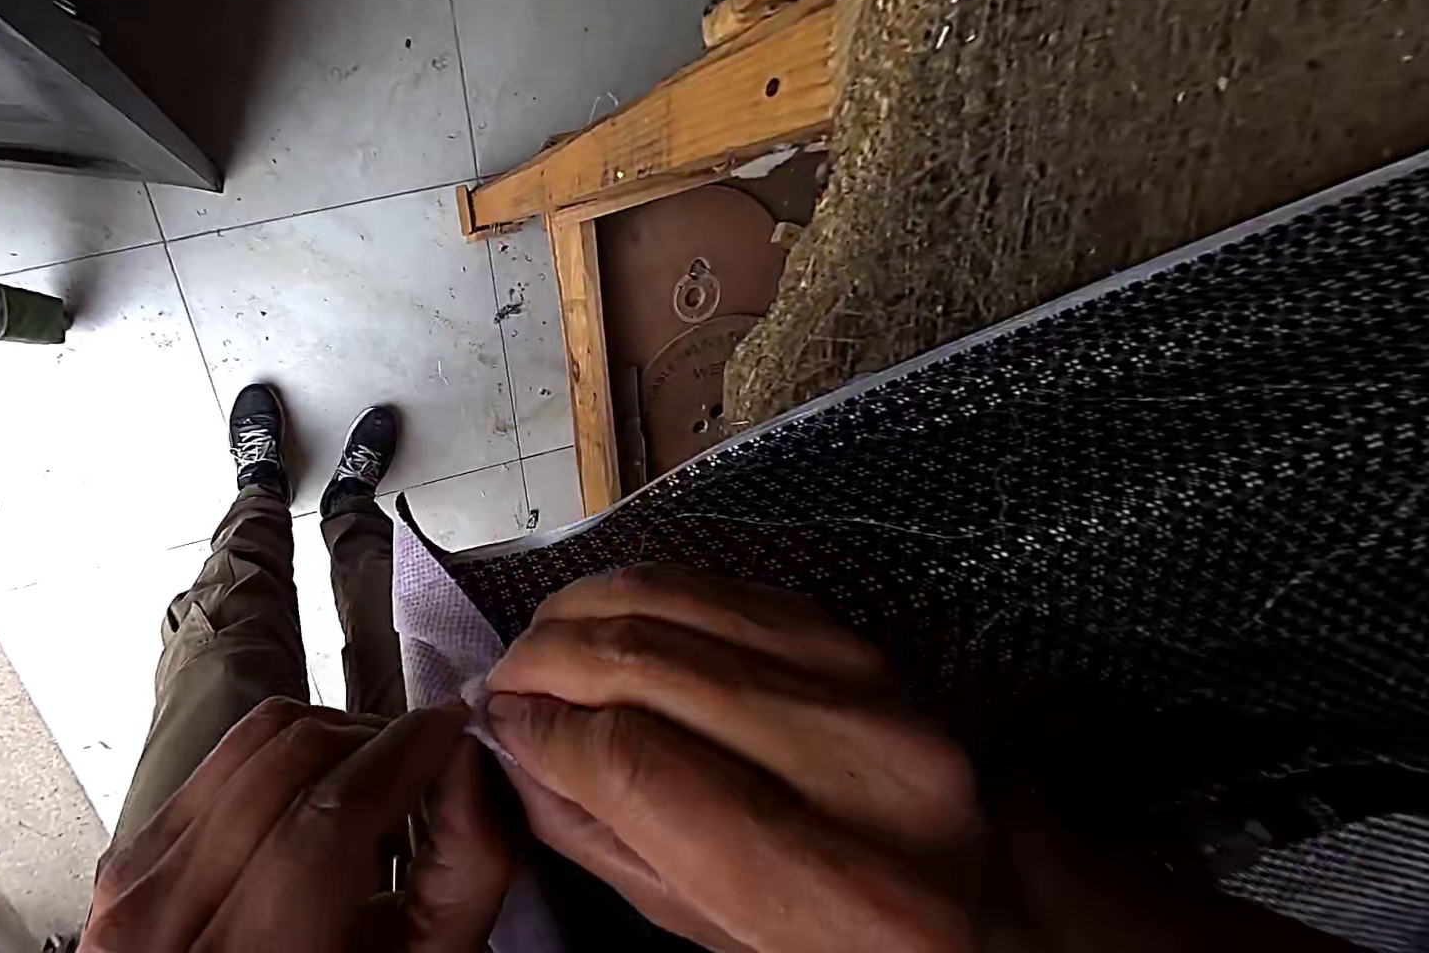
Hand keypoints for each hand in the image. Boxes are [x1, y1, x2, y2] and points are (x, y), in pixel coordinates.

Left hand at [85, 697, 511, 952]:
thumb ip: (463, 868)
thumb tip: (466, 756)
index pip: (327, 824)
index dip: (405, 754)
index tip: (452, 725)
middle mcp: (158, 926)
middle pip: (296, 763)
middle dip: (382, 737)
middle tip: (425, 756)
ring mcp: (133, 881)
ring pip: (263, 737)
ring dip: (343, 733)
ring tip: (380, 773)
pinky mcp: (135, 846)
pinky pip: (233, 749)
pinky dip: (298, 744)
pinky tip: (329, 783)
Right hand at [485, 564, 980, 952]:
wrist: (996, 888)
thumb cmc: (844, 940)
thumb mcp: (716, 934)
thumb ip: (603, 837)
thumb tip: (514, 747)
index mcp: (839, 888)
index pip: (638, 764)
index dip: (544, 730)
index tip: (497, 721)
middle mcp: (856, 756)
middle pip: (643, 659)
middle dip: (543, 658)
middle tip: (502, 676)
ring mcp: (854, 669)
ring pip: (663, 595)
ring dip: (574, 608)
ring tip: (536, 639)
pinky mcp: (837, 624)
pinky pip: (700, 577)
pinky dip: (626, 587)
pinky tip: (594, 613)